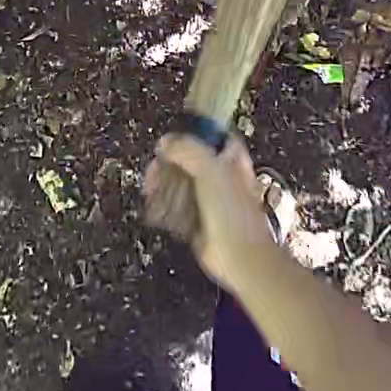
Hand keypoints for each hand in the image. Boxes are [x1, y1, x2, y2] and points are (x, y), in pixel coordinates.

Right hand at [145, 134, 279, 289]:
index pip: (206, 134)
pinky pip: (176, 205)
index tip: (168, 140)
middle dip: (168, 163)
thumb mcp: (210, 170)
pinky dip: (164, 204)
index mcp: (230, 156)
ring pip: (179, 182)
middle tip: (154, 167)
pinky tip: (154, 205)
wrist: (240, 256)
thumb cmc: (234, 213)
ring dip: (163, 184)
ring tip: (150, 188)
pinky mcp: (197, 217)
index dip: (186, 135)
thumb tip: (165, 142)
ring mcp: (209, 196)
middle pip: (187, 159)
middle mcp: (220, 173)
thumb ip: (187, 150)